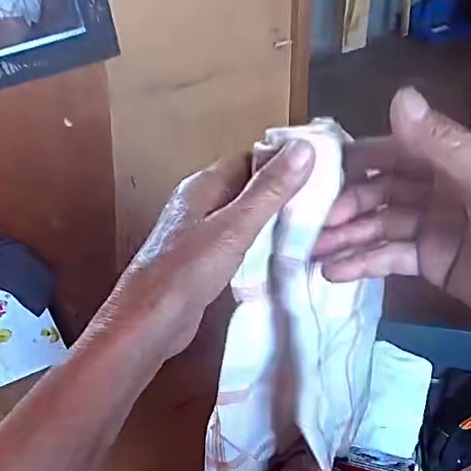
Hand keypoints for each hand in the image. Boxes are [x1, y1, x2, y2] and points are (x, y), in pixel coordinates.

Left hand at [92, 141, 315, 362]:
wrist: (152, 321)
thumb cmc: (187, 272)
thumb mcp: (235, 227)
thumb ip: (269, 191)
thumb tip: (303, 150)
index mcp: (203, 185)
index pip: (251, 159)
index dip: (283, 164)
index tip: (317, 174)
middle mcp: (199, 204)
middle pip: (249, 188)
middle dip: (281, 195)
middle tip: (319, 207)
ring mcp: (199, 233)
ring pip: (244, 218)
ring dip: (271, 223)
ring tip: (306, 232)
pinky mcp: (203, 261)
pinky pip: (237, 243)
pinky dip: (258, 246)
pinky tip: (277, 259)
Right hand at [312, 87, 470, 341]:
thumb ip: (442, 144)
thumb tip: (398, 96)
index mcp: (461, 160)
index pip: (399, 150)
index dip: (359, 158)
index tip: (318, 171)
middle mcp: (445, 190)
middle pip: (384, 190)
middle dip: (347, 204)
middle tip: (311, 224)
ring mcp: (440, 230)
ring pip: (384, 226)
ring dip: (349, 237)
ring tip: (313, 252)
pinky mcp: (438, 266)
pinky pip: (394, 259)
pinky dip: (366, 264)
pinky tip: (338, 272)